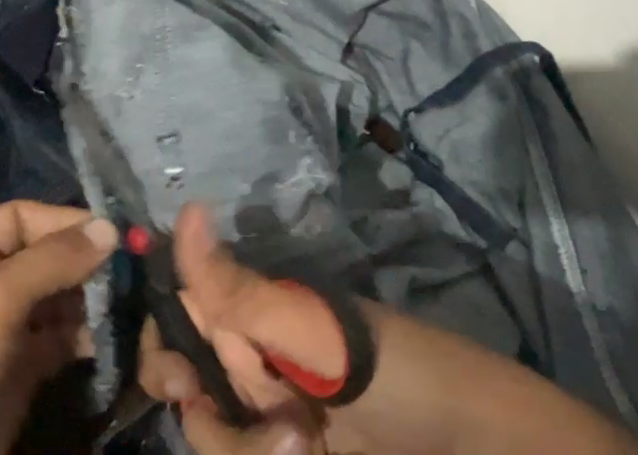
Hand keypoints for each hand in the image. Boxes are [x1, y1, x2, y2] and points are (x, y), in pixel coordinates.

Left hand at [0, 201, 117, 454]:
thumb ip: (52, 259)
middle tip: (132, 273)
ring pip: (54, 298)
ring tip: (126, 304)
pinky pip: (57, 339)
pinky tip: (110, 337)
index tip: (118, 235)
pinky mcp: (15, 369)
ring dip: (90, 299)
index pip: (21, 217)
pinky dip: (84, 336)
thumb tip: (110, 226)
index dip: (67, 222)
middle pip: (42, 256)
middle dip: (84, 263)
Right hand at [138, 204, 637, 454]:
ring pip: (213, 435)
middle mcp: (256, 364)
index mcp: (259, 316)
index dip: (165, 342)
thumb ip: (239, 289)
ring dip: (241, 446)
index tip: (175, 374)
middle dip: (192, 401)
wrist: (473, 452)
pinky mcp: (285, 454)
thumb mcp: (315, 334)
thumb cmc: (398, 376)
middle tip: (201, 403)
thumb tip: (186, 208)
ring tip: (296, 446)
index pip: (185, 316)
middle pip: (186, 383)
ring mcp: (272, 420)